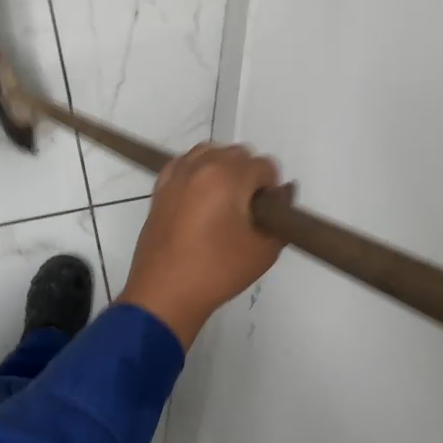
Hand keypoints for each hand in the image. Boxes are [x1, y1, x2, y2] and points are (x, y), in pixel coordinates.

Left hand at [117, 143, 289, 349]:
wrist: (166, 289)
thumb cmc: (218, 270)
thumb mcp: (264, 248)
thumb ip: (280, 214)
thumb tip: (282, 192)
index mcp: (227, 176)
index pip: (265, 165)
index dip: (271, 189)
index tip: (266, 213)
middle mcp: (199, 166)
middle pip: (236, 154)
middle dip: (249, 176)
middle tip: (247, 210)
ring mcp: (176, 174)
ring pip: (209, 153)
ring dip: (223, 169)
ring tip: (225, 203)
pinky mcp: (160, 187)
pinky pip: (184, 163)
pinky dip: (197, 171)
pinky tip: (201, 198)